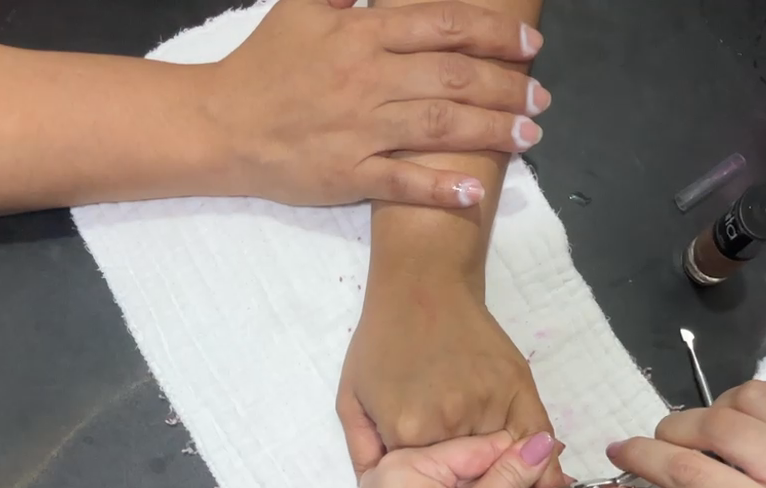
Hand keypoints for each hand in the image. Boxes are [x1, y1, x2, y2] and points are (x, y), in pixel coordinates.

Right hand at [205, 0, 548, 207]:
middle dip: (506, 86)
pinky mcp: (350, 175)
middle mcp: (369, 78)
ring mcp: (361, 129)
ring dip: (490, 131)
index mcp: (363, 34)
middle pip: (453, 77)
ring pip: (439, 125)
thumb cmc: (265, 67)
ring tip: (528, 137)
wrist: (225, 126)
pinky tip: (475, 192)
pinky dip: (440, 187)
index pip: (444, 27)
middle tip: (540, 100)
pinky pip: (403, 181)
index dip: (493, 36)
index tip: (529, 49)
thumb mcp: (303, 6)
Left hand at [338, 277, 566, 487]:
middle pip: (477, 483)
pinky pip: (533, 434)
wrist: (420, 281)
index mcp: (409, 434)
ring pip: (507, 464)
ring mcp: (485, 403)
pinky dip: (543, 462)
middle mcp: (450, 423)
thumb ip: (364, 451)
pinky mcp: (515, 385)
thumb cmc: (381, 342)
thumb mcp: (352, 399)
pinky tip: (550, 486)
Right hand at [589, 381, 765, 487]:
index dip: (645, 457)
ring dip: (709, 414)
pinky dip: (740, 402)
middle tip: (662, 448)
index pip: (693, 474)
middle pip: (718, 429)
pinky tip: (739, 429)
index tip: (618, 452)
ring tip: (706, 441)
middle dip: (674, 432)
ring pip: (743, 399)